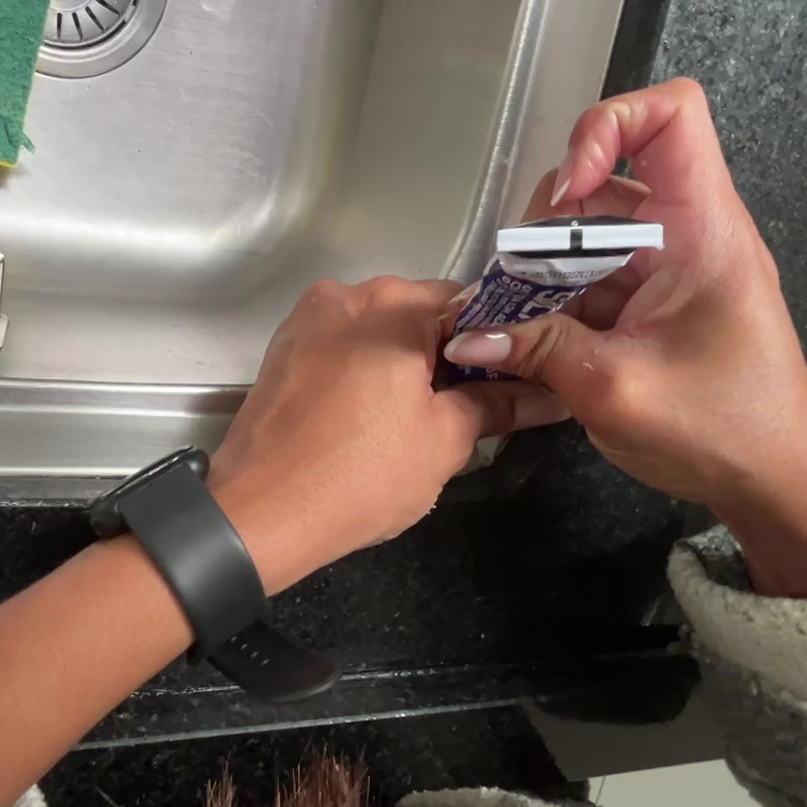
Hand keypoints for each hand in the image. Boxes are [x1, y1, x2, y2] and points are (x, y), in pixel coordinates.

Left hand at [211, 277, 567, 592]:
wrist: (259, 513)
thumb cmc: (360, 474)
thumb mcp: (444, 441)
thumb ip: (498, 404)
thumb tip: (547, 395)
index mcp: (393, 304)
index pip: (472, 305)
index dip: (500, 345)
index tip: (512, 383)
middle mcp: (346, 294)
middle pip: (421, 315)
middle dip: (449, 357)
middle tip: (467, 411)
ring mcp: (307, 319)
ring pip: (379, 332)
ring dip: (405, 365)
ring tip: (414, 421)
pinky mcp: (283, 349)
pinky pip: (343, 347)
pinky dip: (365, 371)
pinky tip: (369, 417)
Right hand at [441, 80, 806, 595]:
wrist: (774, 483)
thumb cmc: (718, 430)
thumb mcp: (613, 389)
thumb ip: (536, 351)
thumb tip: (464, 336)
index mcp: (701, 230)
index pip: (670, 114)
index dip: (605, 128)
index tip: (564, 196)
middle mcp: (684, 235)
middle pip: (606, 179)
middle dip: (548, 225)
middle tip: (519, 285)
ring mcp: (665, 270)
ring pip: (588, 234)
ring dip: (542, 269)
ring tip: (514, 319)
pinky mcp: (650, 303)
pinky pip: (590, 279)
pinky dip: (554, 301)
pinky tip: (529, 341)